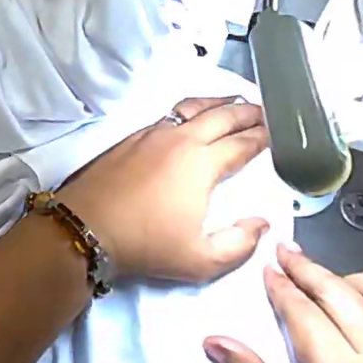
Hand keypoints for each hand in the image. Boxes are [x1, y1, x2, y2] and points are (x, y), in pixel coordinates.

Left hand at [54, 96, 270, 281]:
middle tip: (264, 112)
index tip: (276, 134)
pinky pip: (172, 112)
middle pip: (223, 116)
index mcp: (202, 163)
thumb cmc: (146, 245)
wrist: (86, 227)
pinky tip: (192, 117)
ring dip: (219, 103)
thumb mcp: (200, 261)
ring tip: (233, 102)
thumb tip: (261, 222)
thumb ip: (239, 244)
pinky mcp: (134, 135)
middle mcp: (182, 139)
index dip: (262, 138)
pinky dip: (192, 109)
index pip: (242, 144)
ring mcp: (155, 132)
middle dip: (247, 112)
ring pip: (195, 106)